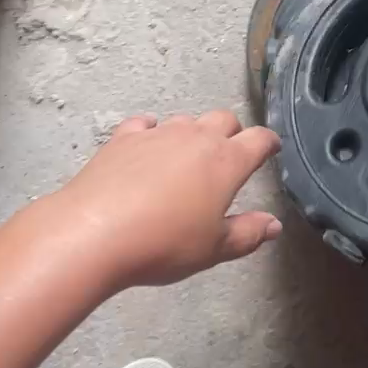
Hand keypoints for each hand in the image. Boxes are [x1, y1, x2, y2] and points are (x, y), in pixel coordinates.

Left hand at [50, 110, 282, 288]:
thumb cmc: (162, 243)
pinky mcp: (125, 137)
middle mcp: (196, 138)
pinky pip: (145, 124)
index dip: (268, 143)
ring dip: (193, 133)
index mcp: (226, 162)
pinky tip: (146, 147)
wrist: (94, 233)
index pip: (258, 140)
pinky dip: (151, 132)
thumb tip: (274, 224)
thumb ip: (247, 234)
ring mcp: (159, 133)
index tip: (271, 149)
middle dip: (232, 132)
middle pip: (224, 118)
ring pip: (186, 120)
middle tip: (229, 155)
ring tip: (186, 158)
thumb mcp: (212, 249)